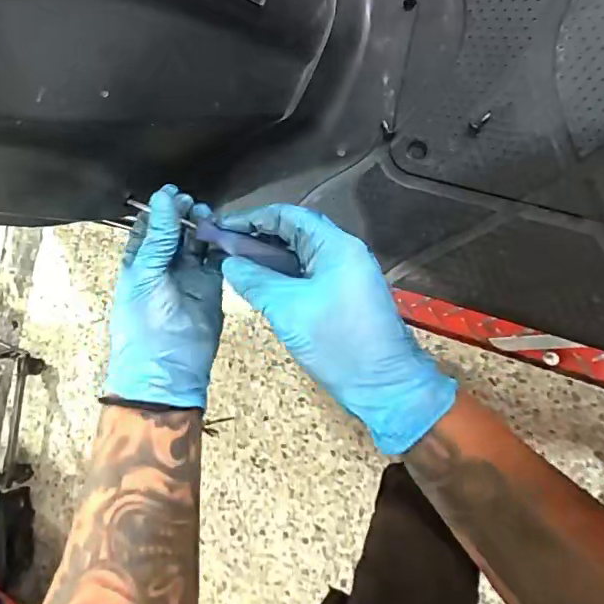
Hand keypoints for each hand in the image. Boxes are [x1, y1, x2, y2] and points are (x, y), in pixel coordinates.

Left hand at [104, 184, 223, 409]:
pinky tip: (223, 232)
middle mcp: (163, 266)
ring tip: (207, 214)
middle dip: (184, 214)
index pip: (150, 226)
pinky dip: (221, 244)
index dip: (161, 208)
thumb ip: (159, 235)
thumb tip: (164, 196)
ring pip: (197, 242)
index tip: (172, 192)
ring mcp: (188, 276)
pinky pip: (217, 259)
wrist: (166, 368)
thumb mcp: (145, 272)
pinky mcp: (211, 287)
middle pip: (176, 230)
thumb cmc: (143, 320)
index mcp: (138, 261)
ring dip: (202, 226)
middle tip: (193, 203)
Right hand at [218, 204, 454, 453]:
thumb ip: (253, 280)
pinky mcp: (339, 294)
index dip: (250, 218)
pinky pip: (302, 273)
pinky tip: (253, 280)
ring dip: (263, 255)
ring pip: (295, 254)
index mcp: (335, 246)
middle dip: (253, 235)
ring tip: (229, 259)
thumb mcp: (286, 308)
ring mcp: (342, 274)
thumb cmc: (338, 342)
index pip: (287, 216)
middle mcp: (341, 252)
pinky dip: (276, 273)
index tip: (219, 226)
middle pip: (291, 232)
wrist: (385, 387)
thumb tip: (227, 262)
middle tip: (218, 242)